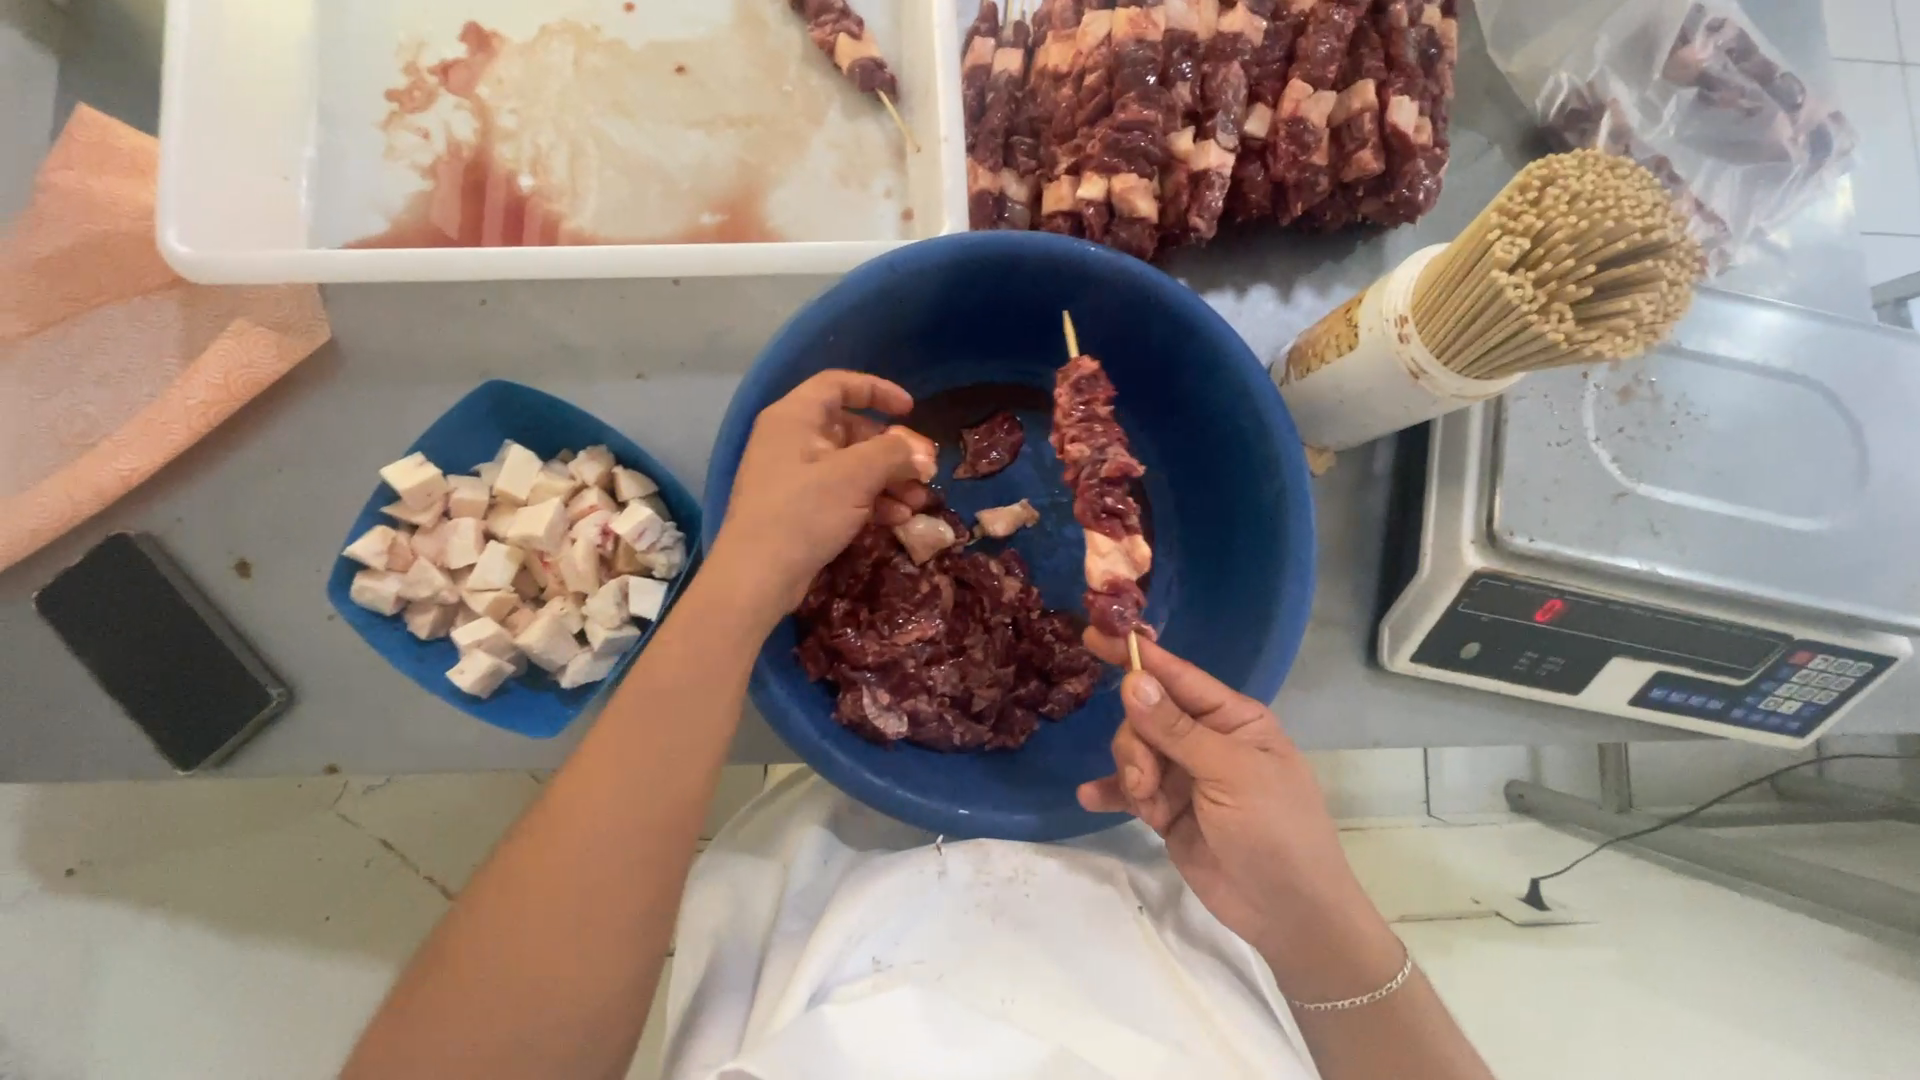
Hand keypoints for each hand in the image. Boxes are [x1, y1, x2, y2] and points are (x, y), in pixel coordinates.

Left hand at [709, 371, 933, 620]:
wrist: (758, 575)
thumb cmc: (803, 512)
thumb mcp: (855, 476)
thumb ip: (894, 454)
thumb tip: (922, 453)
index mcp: (795, 417)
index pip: (838, 384)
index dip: (878, 391)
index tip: (911, 409)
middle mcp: (792, 439)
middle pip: (852, 430)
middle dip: (893, 451)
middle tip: (924, 469)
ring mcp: (795, 476)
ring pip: (852, 466)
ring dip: (889, 480)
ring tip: (919, 502)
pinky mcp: (800, 509)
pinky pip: (843, 493)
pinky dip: (871, 501)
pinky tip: (899, 519)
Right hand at [1078, 633, 1399, 989]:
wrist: (1289, 915)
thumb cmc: (1275, 830)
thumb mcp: (1229, 773)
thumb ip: (1176, 729)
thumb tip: (1133, 680)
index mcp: (1233, 718)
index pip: (1177, 675)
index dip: (1138, 655)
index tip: (1095, 635)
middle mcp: (1206, 740)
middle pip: (1146, 716)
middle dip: (1137, 743)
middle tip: (1146, 780)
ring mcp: (1185, 776)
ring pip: (1134, 751)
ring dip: (1132, 775)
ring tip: (1148, 807)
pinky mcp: (1168, 811)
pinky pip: (1130, 790)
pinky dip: (1113, 792)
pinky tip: (1091, 799)